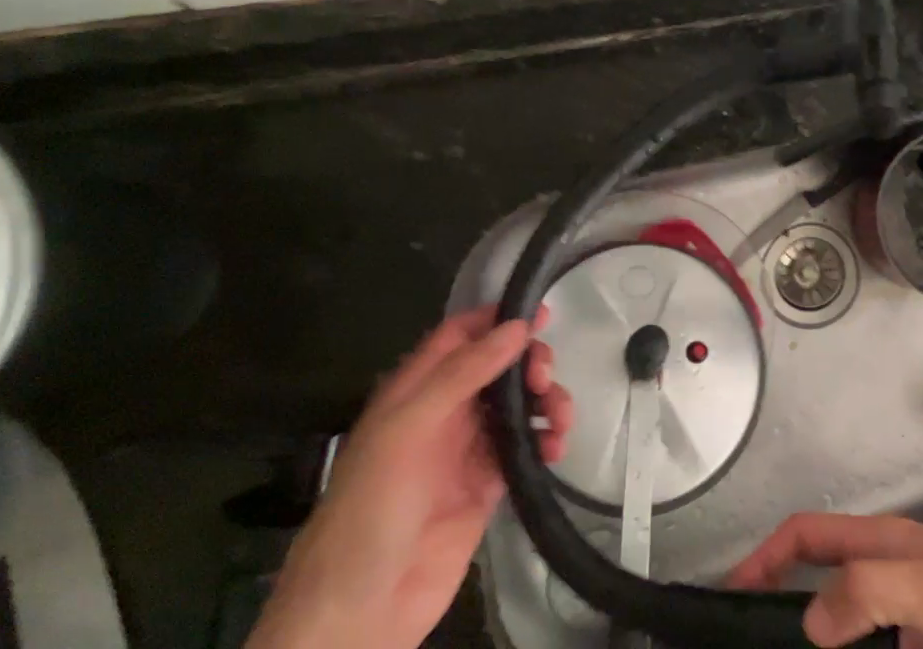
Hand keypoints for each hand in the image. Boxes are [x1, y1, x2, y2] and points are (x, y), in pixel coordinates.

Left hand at [246, 305, 573, 648]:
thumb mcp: (409, 429)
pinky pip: (526, 449)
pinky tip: (555, 450)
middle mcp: (443, 414)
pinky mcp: (488, 486)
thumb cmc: (374, 507)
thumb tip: (516, 327)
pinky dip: (547, 441)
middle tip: (545, 379)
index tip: (540, 315)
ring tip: (560, 421)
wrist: (362, 607)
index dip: (497, 320)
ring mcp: (467, 451)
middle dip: (528, 364)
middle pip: (497, 368)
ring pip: (518, 407)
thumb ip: (462, 375)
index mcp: (413, 392)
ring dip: (546, 402)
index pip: (459, 338)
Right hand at [727, 514, 922, 648]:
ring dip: (815, 644)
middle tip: (749, 647)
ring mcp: (905, 627)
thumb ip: (874, 590)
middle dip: (780, 615)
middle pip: (816, 590)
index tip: (727, 596)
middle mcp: (891, 582)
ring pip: (841, 635)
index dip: (765, 556)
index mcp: (889, 546)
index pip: (809, 536)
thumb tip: (809, 618)